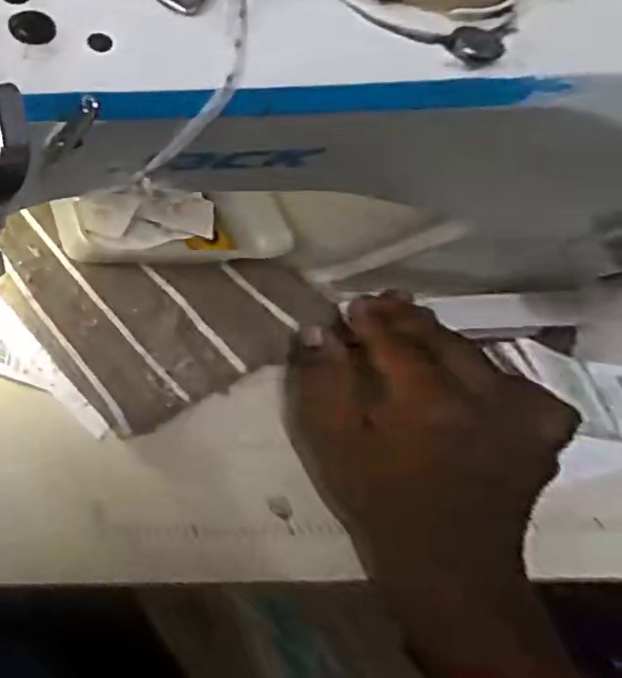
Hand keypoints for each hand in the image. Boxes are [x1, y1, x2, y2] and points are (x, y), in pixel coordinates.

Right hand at [289, 294, 581, 674]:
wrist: (444, 554)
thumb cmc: (372, 489)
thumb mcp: (327, 433)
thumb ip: (322, 378)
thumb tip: (318, 331)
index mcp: (428, 403)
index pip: (398, 344)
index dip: (369, 321)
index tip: (347, 304)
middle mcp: (485, 405)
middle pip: (446, 345)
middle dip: (409, 321)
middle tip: (377, 303)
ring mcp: (522, 424)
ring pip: (487, 362)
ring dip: (448, 340)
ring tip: (417, 326)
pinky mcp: (540, 441)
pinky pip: (529, 392)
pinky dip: (500, 374)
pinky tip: (475, 374)